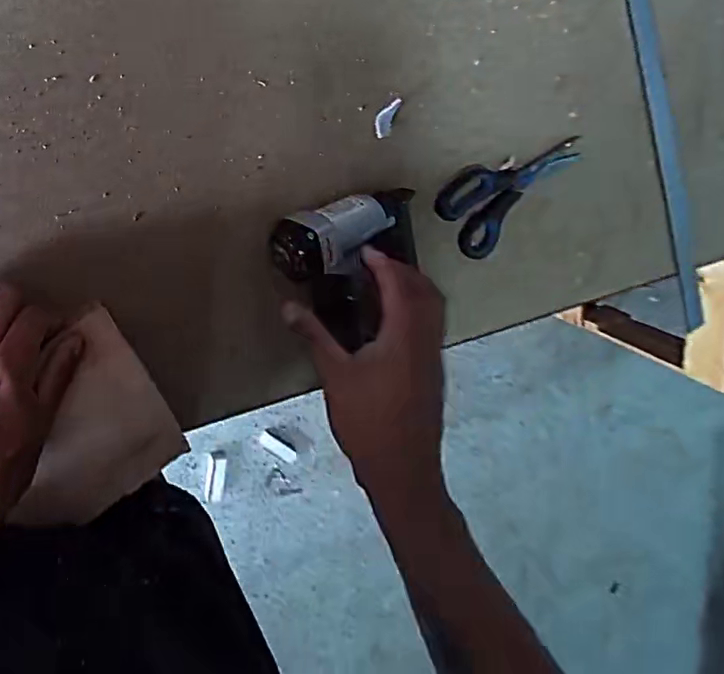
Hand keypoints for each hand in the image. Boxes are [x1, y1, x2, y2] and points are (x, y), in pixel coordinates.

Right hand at [283, 247, 447, 508]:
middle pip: (426, 292)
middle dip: (404, 271)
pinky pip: (431, 327)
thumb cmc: (368, 422)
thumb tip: (289, 307)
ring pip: (434, 310)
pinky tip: (390, 324)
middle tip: (377, 263)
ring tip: (384, 286)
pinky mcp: (433, 374)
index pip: (400, 287)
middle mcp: (426, 342)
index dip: (384, 264)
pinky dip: (415, 310)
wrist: (404, 472)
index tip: (366, 252)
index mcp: (404, 336)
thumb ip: (314, 336)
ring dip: (413, 289)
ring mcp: (433, 359)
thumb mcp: (335, 376)